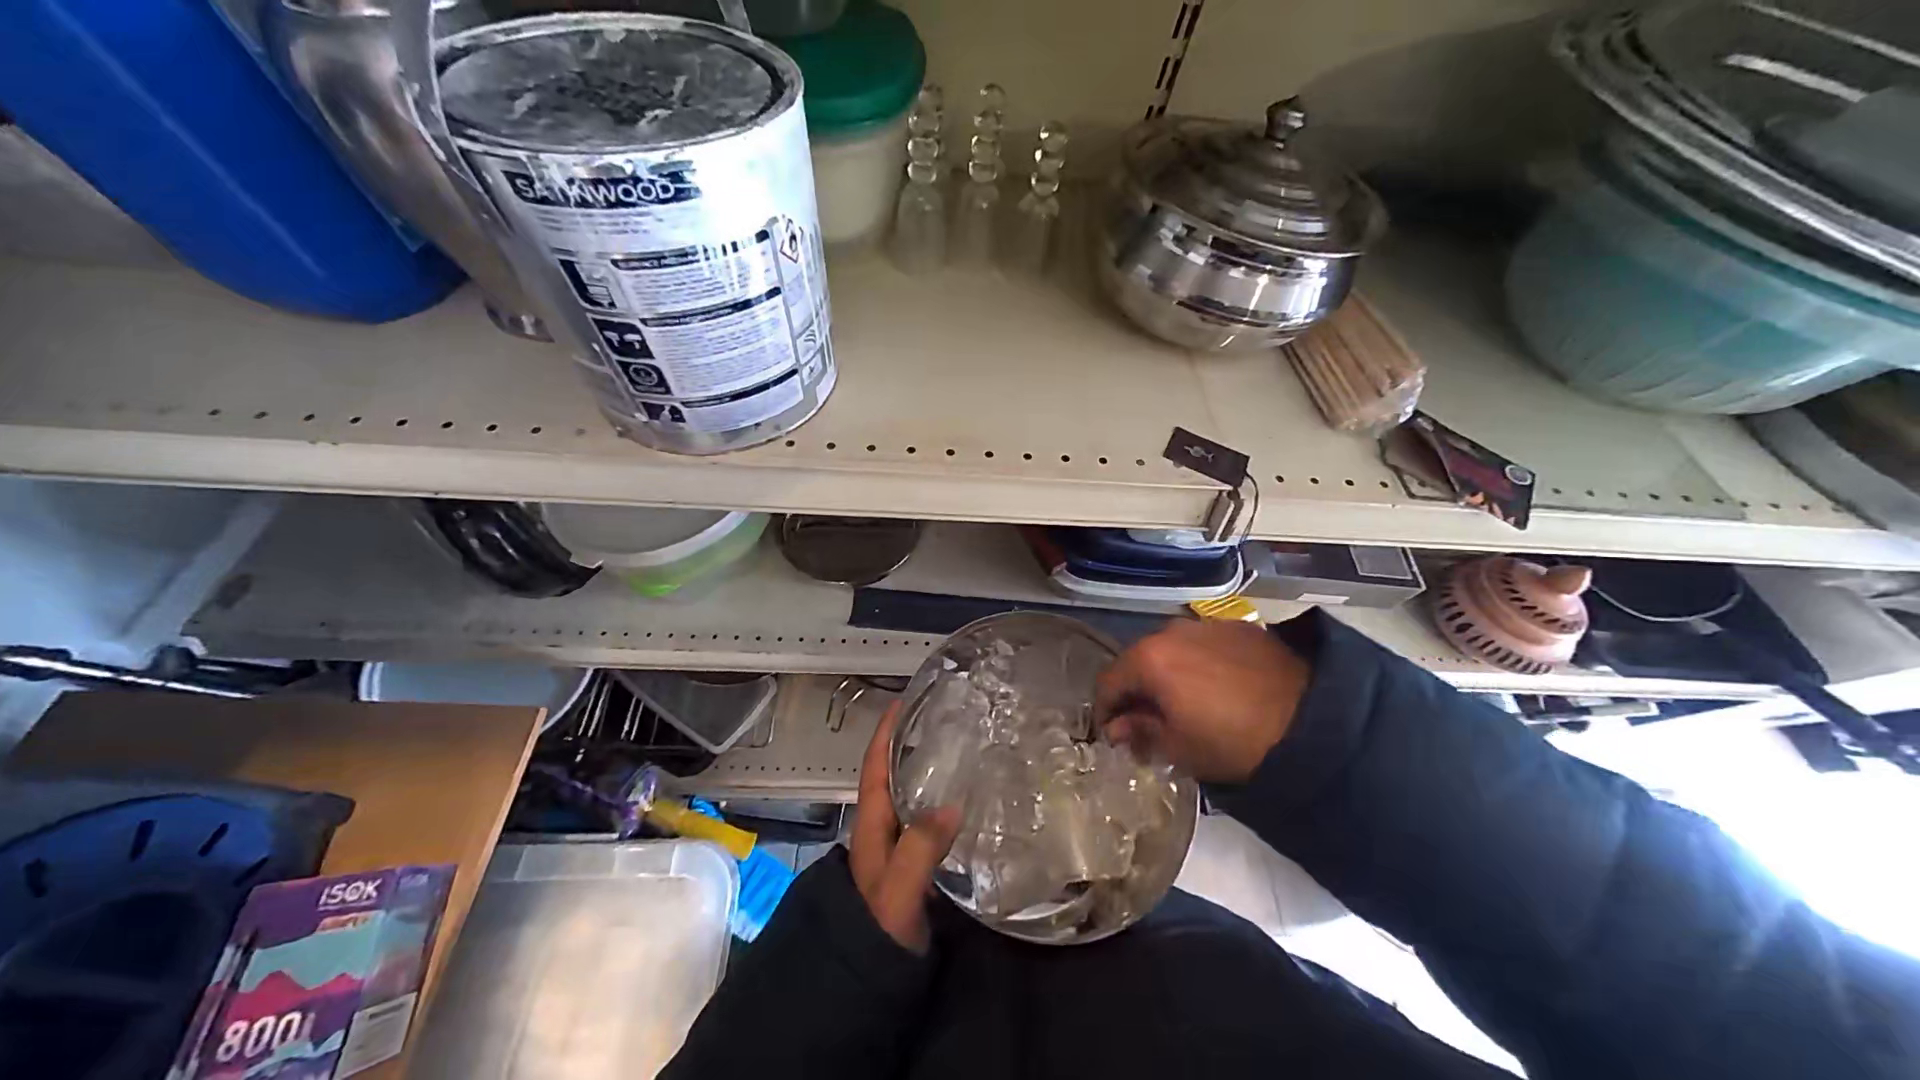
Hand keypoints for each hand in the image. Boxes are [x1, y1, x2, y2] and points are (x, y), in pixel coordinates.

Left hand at [850, 702, 961, 952]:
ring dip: (926, 772)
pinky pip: (927, 822)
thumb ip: (919, 849)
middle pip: (892, 777)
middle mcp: (880, 831)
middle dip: (909, 745)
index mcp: (870, 827)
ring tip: (961, 751)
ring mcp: (896, 850)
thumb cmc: (878, 930)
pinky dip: (942, 803)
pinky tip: (967, 802)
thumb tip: (951, 804)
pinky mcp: (913, 866)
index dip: (885, 734)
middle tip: (943, 722)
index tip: (901, 702)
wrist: (868, 981)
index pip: (874, 768)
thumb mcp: (897, 889)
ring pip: (910, 798)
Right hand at [1095, 619, 1311, 783]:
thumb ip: (1140, 733)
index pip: (1108, 682)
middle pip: (1139, 661)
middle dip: (1138, 692)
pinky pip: (1205, 646)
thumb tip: (1118, 729)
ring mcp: (1207, 625)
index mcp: (1149, 658)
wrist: (1313, 720)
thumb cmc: (1233, 740)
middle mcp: (1172, 631)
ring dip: (1169, 676)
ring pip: (1172, 650)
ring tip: (1186, 705)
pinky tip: (1218, 690)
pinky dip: (1200, 665)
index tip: (1115, 735)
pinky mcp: (1240, 628)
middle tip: (1150, 723)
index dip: (1105, 712)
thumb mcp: (1179, 748)